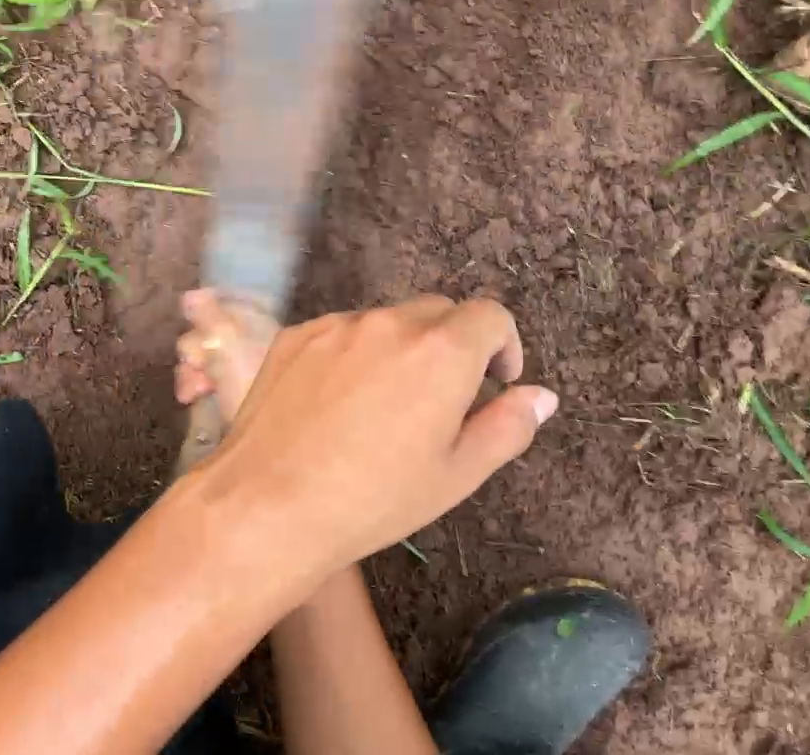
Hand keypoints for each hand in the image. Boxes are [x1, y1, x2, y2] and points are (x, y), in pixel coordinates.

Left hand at [195, 295, 557, 573]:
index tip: (494, 381)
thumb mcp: (457, 473)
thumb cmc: (374, 496)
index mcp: (438, 351)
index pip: (489, 315)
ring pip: (381, 322)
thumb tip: (539, 395)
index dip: (502, 345)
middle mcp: (384, 324)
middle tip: (441, 398)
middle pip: (435, 312)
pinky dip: (350, 353)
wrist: (270, 497)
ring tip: (381, 406)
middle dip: (451, 344)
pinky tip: (334, 402)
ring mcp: (330, 327)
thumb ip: (506, 426)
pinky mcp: (291, 337)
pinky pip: (336, 333)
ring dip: (397, 348)